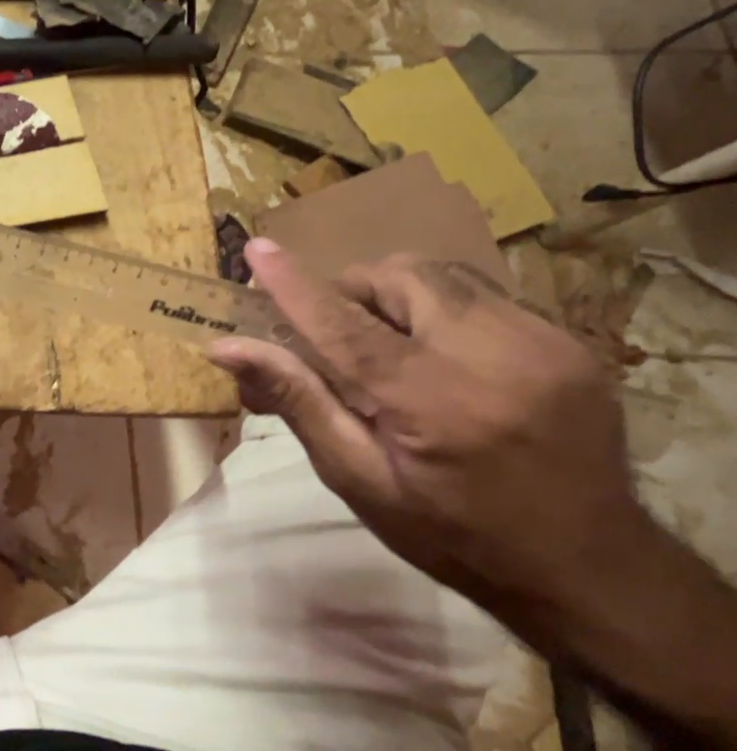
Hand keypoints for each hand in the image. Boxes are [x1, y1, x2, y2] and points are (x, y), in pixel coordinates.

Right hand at [207, 239, 649, 628]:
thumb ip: (297, 401)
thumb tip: (228, 348)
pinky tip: (439, 354)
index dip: (294, 286)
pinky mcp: (568, 342)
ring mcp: (543, 344)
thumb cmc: (452, 533)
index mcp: (434, 404)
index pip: (344, 325)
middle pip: (399, 277)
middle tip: (332, 333)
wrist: (591, 569)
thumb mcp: (359, 478)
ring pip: (443, 275)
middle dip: (352, 290)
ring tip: (385, 341)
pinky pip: (483, 295)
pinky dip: (441, 309)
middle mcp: (494, 359)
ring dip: (396, 294)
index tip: (255, 249)